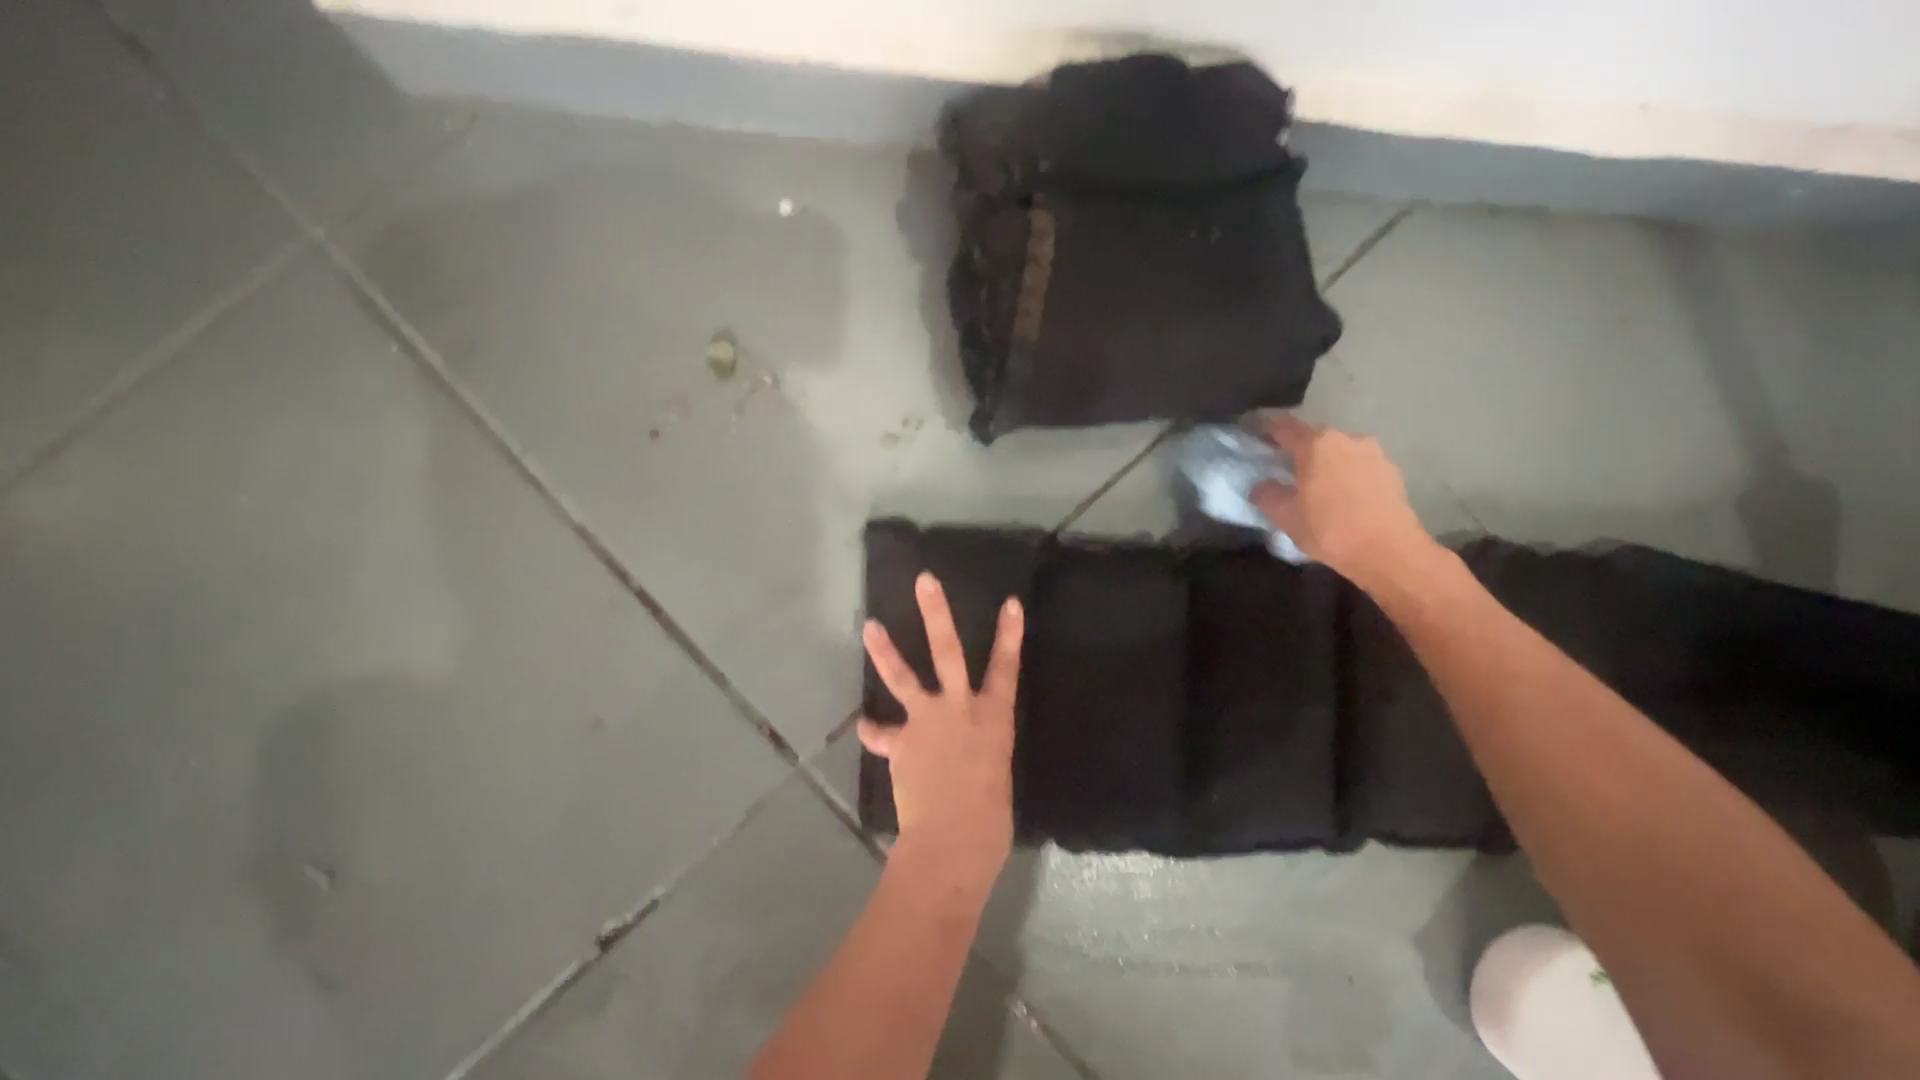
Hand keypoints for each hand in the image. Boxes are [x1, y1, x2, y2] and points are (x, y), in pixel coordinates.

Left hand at [860, 572, 1022, 875]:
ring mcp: (927, 722)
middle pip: (947, 651)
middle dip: (935, 613)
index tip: (1010, 602)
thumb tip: (965, 754)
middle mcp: (960, 709)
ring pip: (903, 676)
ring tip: (869, 626)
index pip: (1006, 668)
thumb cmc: (990, 817)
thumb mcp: (996, 775)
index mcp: (995, 718)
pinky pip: (881, 734)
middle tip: (924, 581)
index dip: (1009, 635)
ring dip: (884, 650)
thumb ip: (980, 752)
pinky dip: (874, 731)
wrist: (954, 838)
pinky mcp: (901, 743)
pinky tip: (864, 725)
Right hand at [1252, 413, 1441, 591]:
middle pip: (1314, 437)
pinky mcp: (1392, 471)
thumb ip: (1267, 494)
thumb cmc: (1330, 529)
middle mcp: (1346, 438)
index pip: (1283, 427)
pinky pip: (1359, 466)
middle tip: (1285, 466)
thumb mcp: (1285, 516)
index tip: (1254, 434)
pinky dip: (1347, 474)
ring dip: (1326, 462)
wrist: (1389, 551)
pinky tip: (1343, 496)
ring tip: (1317, 484)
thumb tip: (1262, 484)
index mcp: (1316, 444)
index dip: (1265, 429)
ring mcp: (1374, 453)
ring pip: (1340, 451)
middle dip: (1298, 449)